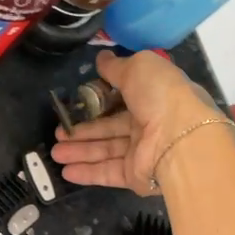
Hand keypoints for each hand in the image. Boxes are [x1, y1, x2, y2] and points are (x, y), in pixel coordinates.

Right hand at [48, 50, 222, 194]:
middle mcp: (149, 124)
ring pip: (105, 151)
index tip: (79, 102)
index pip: (124, 98)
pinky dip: (87, 172)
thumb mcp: (138, 67)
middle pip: (109, 127)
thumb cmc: (161, 97)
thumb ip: (117, 66)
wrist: (180, 140)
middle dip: (82, 131)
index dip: (100, 100)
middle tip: (58, 132)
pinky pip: (108, 172)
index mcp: (155, 96)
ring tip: (55, 152)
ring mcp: (142, 152)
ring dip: (79, 151)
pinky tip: (66, 171)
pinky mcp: (135, 176)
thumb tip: (101, 58)